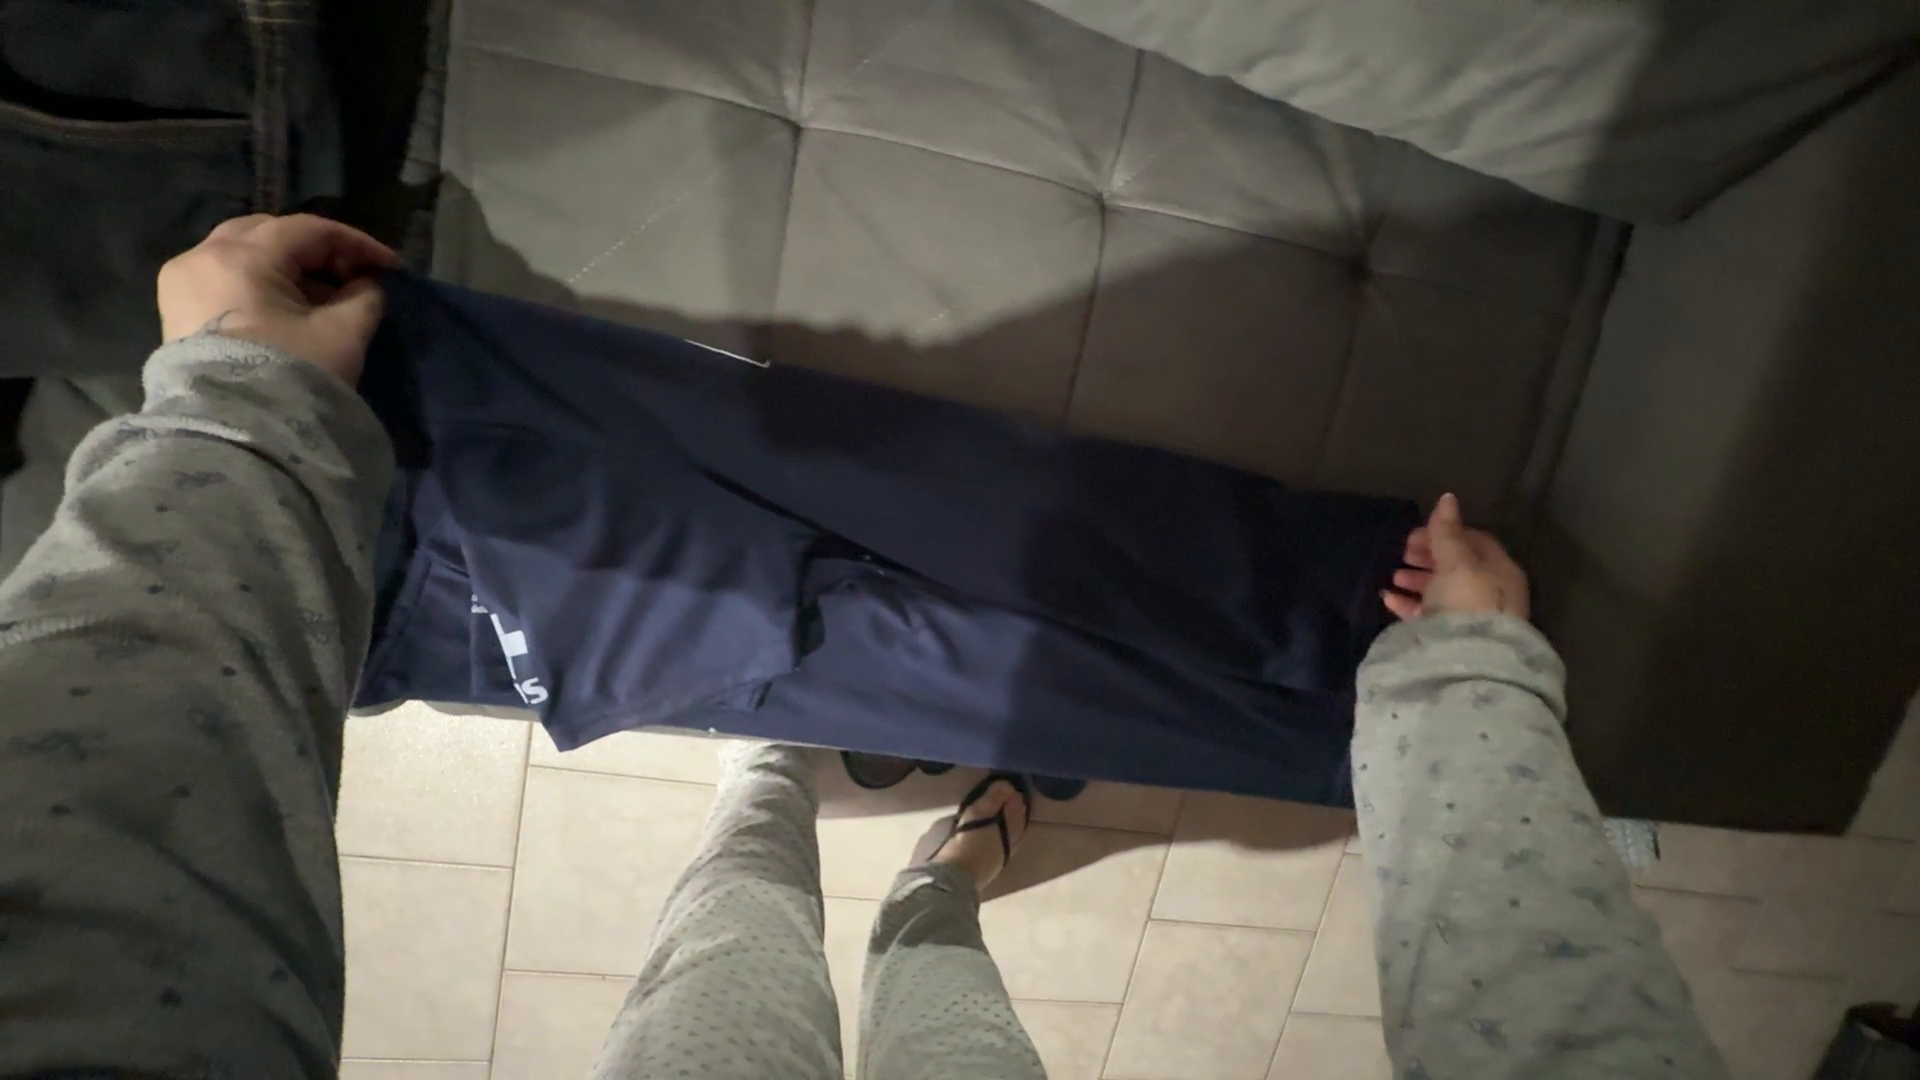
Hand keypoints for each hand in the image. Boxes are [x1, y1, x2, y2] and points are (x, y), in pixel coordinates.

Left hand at [157, 213, 399, 383]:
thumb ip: (364, 298)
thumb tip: (365, 285)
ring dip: (293, 265)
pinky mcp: (180, 305)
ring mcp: (183, 280)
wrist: (239, 425)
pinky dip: (266, 279)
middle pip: (270, 232)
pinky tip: (294, 306)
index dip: (357, 243)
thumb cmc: (295, 371)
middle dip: (320, 249)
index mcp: (241, 257)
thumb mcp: (345, 332)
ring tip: (328, 294)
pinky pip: (228, 274)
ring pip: (246, 251)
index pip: (308, 229)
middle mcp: (201, 256)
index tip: (392, 267)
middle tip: (357, 276)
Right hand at [1382, 493, 1528, 621]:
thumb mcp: (1456, 561)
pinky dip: (1407, 602)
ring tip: (1395, 575)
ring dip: (1416, 579)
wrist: (1468, 657)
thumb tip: (1447, 497)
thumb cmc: (1467, 599)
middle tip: (1403, 551)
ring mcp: (1468, 615)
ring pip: (1440, 589)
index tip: (1416, 534)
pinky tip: (1389, 598)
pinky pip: (1425, 613)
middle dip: (1428, 555)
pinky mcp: (1448, 635)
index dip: (1445, 533)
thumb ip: (1447, 531)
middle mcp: (1488, 591)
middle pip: (1456, 565)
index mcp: (1498, 569)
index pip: (1474, 541)